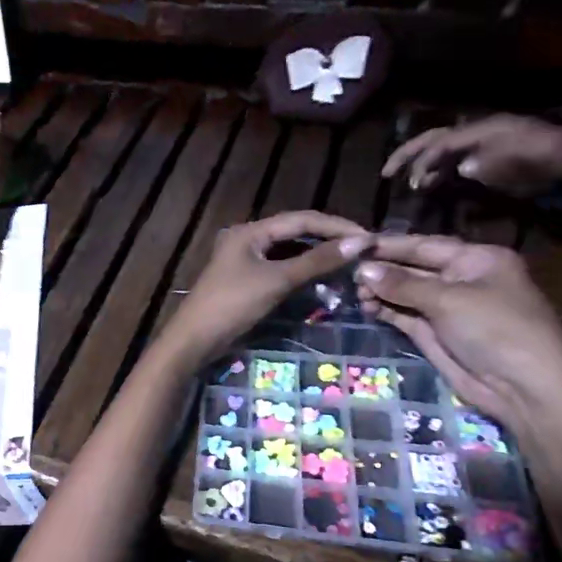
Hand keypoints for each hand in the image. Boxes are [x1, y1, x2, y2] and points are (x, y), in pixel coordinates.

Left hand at [160, 211, 371, 367]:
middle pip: (296, 233)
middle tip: (362, 250)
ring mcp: (245, 261)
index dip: (336, 226)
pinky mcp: (246, 282)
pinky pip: (280, 270)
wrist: (194, 341)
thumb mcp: (277, 281)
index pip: (302, 219)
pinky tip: (322, 280)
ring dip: (317, 258)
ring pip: (289, 252)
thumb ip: (316, 261)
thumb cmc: (232, 305)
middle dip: (329, 240)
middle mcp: (247, 239)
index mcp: (250, 230)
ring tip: (348, 265)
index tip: (368, 237)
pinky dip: (301, 273)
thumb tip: (359, 242)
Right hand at [352, 235, 561, 430]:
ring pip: (407, 294)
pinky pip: (407, 316)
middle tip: (347, 273)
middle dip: (383, 270)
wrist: (522, 386)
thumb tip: (364, 271)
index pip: (426, 245)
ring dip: (381, 292)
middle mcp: (463, 279)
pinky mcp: (437, 335)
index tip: (355, 245)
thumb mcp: (449, 300)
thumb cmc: (495, 329)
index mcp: (477, 259)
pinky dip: (387, 311)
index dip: (390, 246)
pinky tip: (366, 307)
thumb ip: (404, 285)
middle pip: (415, 268)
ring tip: (354, 293)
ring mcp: (449, 309)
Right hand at [382, 115, 561, 196]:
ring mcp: (478, 145)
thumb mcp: (524, 161)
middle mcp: (476, 133)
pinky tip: (426, 186)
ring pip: (438, 151)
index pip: (443, 142)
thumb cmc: (547, 161)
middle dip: (407, 155)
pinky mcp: (483, 159)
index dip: (423, 160)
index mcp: (483, 131)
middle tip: (385, 174)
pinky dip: (434, 172)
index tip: (411, 183)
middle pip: (433, 139)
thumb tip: (463, 167)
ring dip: (419, 165)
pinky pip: (449, 161)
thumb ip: (492, 164)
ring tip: (405, 185)